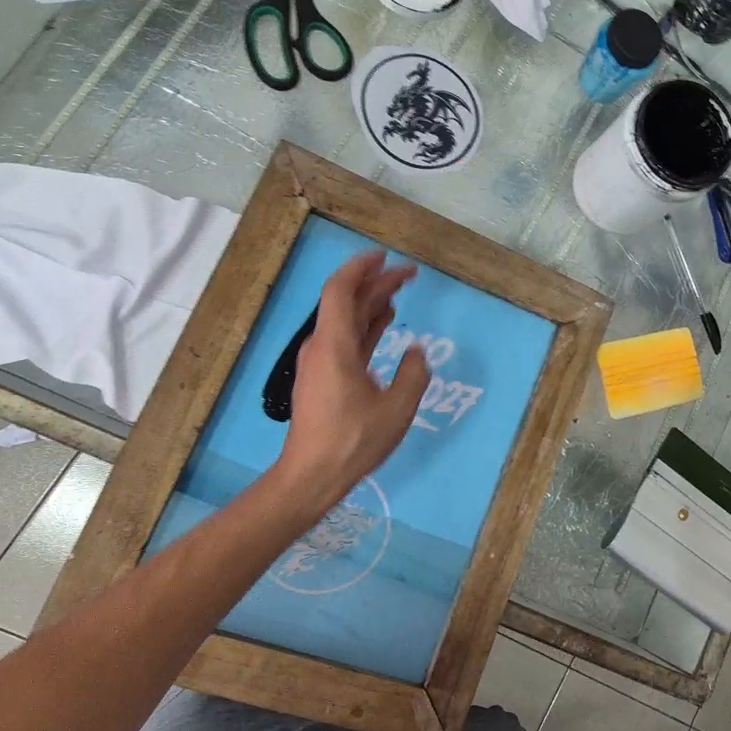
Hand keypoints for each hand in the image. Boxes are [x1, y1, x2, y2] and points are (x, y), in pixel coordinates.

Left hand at [268, 250, 430, 514]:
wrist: (313, 475)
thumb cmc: (354, 440)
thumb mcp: (397, 409)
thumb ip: (414, 374)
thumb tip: (417, 352)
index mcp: (335, 346)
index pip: (341, 291)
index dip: (361, 269)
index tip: (385, 256)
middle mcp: (322, 347)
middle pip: (345, 302)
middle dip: (375, 283)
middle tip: (408, 274)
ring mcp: (320, 363)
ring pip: (346, 321)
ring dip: (371, 304)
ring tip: (400, 293)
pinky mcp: (324, 378)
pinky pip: (346, 340)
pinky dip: (365, 326)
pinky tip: (385, 323)